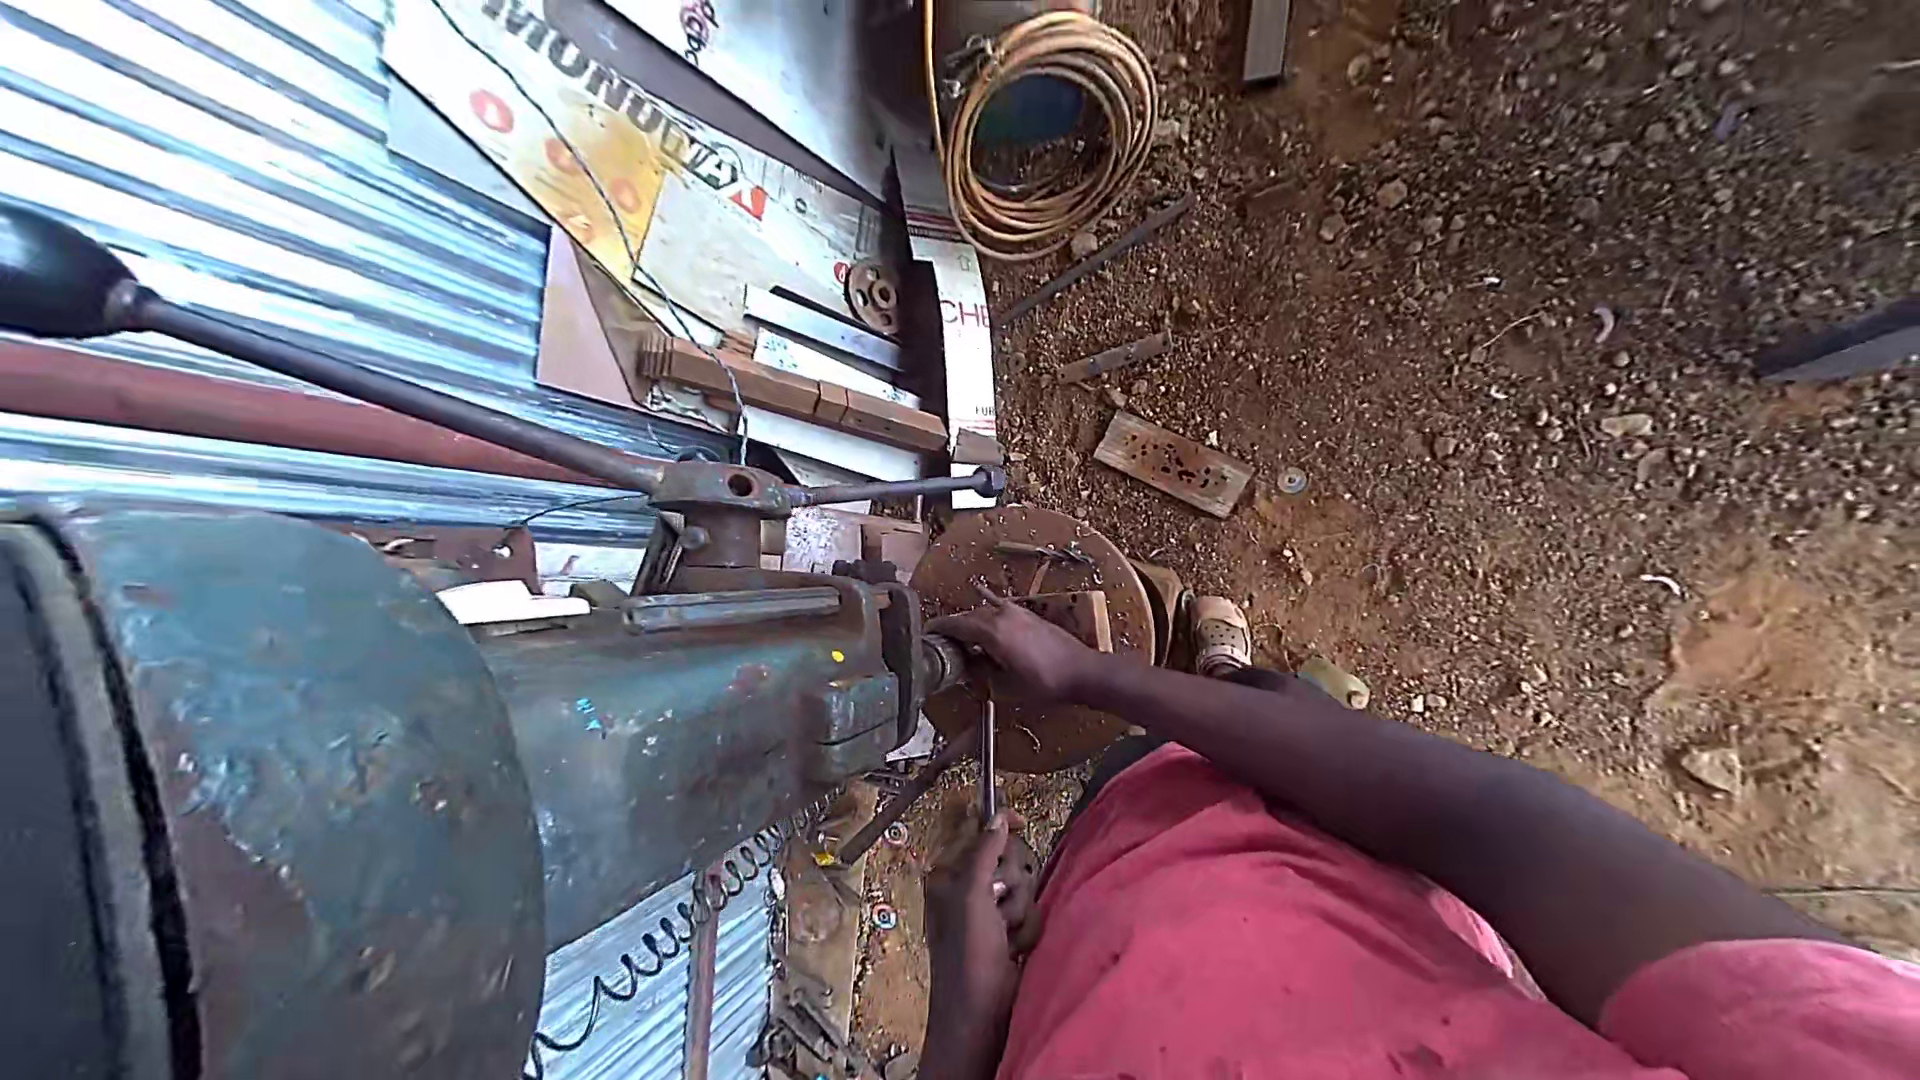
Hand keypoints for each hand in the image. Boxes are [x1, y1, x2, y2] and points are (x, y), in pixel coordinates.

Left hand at [923, 811, 1024, 1076]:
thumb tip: (997, 818)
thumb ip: (985, 853)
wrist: (982, 1019)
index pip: (978, 834)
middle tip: (999, 901)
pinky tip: (1015, 949)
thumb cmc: (966, 957)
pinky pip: (1031, 913)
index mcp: (950, 876)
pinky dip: (1026, 931)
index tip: (1018, 819)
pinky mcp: (1011, 932)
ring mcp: (992, 913)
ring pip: (1023, 886)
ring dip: (1019, 910)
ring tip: (1005, 934)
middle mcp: (970, 890)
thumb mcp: (971, 897)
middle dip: (1010, 880)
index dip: (998, 825)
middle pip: (1008, 858)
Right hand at [927, 591, 1103, 701]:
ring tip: (962, 638)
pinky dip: (988, 613)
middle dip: (953, 627)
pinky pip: (1000, 608)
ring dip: (971, 622)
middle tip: (941, 641)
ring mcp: (1017, 612)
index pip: (956, 625)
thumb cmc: (1045, 683)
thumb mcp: (1006, 685)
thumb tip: (966, 666)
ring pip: (984, 612)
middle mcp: (1002, 616)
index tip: (926, 633)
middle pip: (968, 617)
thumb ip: (981, 671)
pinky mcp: (1028, 614)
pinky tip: (985, 612)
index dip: (938, 629)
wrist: (1082, 672)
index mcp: (992, 632)